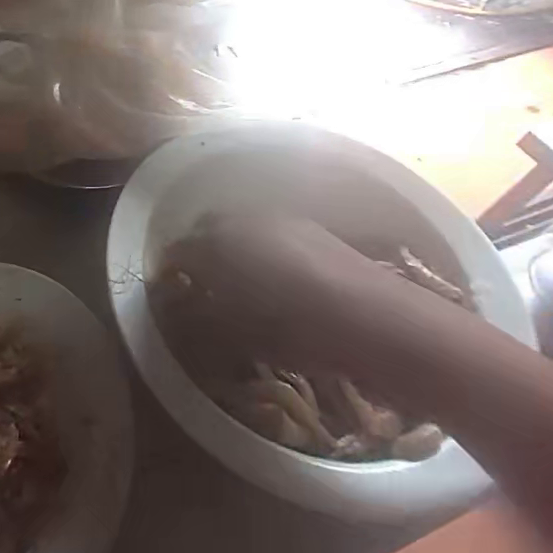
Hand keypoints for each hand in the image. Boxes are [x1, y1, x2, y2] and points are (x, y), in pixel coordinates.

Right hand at [162, 211, 455, 380]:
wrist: (381, 323)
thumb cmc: (298, 331)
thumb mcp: (238, 334)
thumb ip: (201, 315)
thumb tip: (181, 306)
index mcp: (217, 240)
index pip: (179, 251)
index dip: (172, 274)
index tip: (173, 295)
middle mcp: (244, 219)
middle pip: (206, 231)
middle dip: (199, 255)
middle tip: (202, 288)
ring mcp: (280, 219)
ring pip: (240, 229)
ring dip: (231, 250)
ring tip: (240, 285)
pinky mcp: (311, 227)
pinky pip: (270, 234)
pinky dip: (261, 250)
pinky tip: (277, 281)